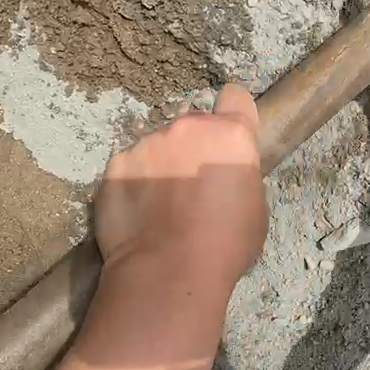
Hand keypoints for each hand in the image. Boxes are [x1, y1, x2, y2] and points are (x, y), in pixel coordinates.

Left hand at [93, 83, 266, 292]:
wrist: (169, 271)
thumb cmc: (225, 246)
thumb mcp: (255, 209)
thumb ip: (238, 176)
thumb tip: (223, 177)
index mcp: (230, 135)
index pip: (236, 97)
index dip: (233, 114)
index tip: (228, 136)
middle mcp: (187, 127)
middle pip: (192, 125)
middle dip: (193, 147)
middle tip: (192, 187)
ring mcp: (146, 143)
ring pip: (157, 145)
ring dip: (162, 165)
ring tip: (161, 207)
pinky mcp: (115, 164)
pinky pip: (129, 165)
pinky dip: (134, 183)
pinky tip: (138, 213)